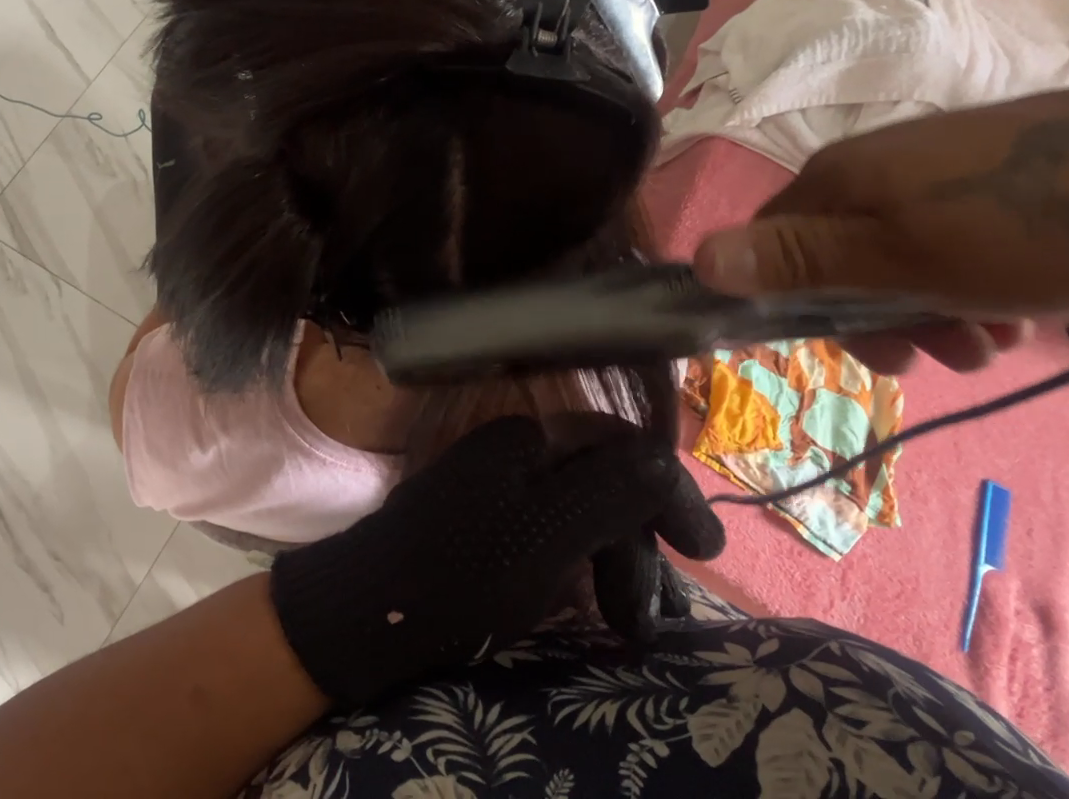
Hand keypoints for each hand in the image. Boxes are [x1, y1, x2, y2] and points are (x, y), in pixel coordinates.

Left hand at [270, 414, 722, 704]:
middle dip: (634, 549)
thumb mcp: (547, 531)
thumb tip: (666, 459)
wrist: (365, 615)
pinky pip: (547, 541)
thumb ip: (611, 489)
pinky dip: (576, 575)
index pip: (620, 449)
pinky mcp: (481, 530)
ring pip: (576, 519)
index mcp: (526, 439)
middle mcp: (511, 455)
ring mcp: (493, 492)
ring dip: (609, 570)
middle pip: (600, 488)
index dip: (667, 495)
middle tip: (647, 618)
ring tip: (626, 628)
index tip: (704, 553)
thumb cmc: (459, 571)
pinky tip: (588, 611)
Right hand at [692, 77, 1068, 371]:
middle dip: (872, 316)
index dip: (790, 302)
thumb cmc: (1034, 229)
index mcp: (840, 177)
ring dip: (928, 310)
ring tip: (988, 344)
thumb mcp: (901, 259)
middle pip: (836, 254)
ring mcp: (943, 167)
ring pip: (899, 254)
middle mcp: (879, 164)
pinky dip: (973, 285)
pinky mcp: (1000, 176)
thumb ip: (797, 260)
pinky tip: (1019, 313)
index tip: (843, 345)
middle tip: (926, 357)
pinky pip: (954, 240)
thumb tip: (695, 259)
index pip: (770, 244)